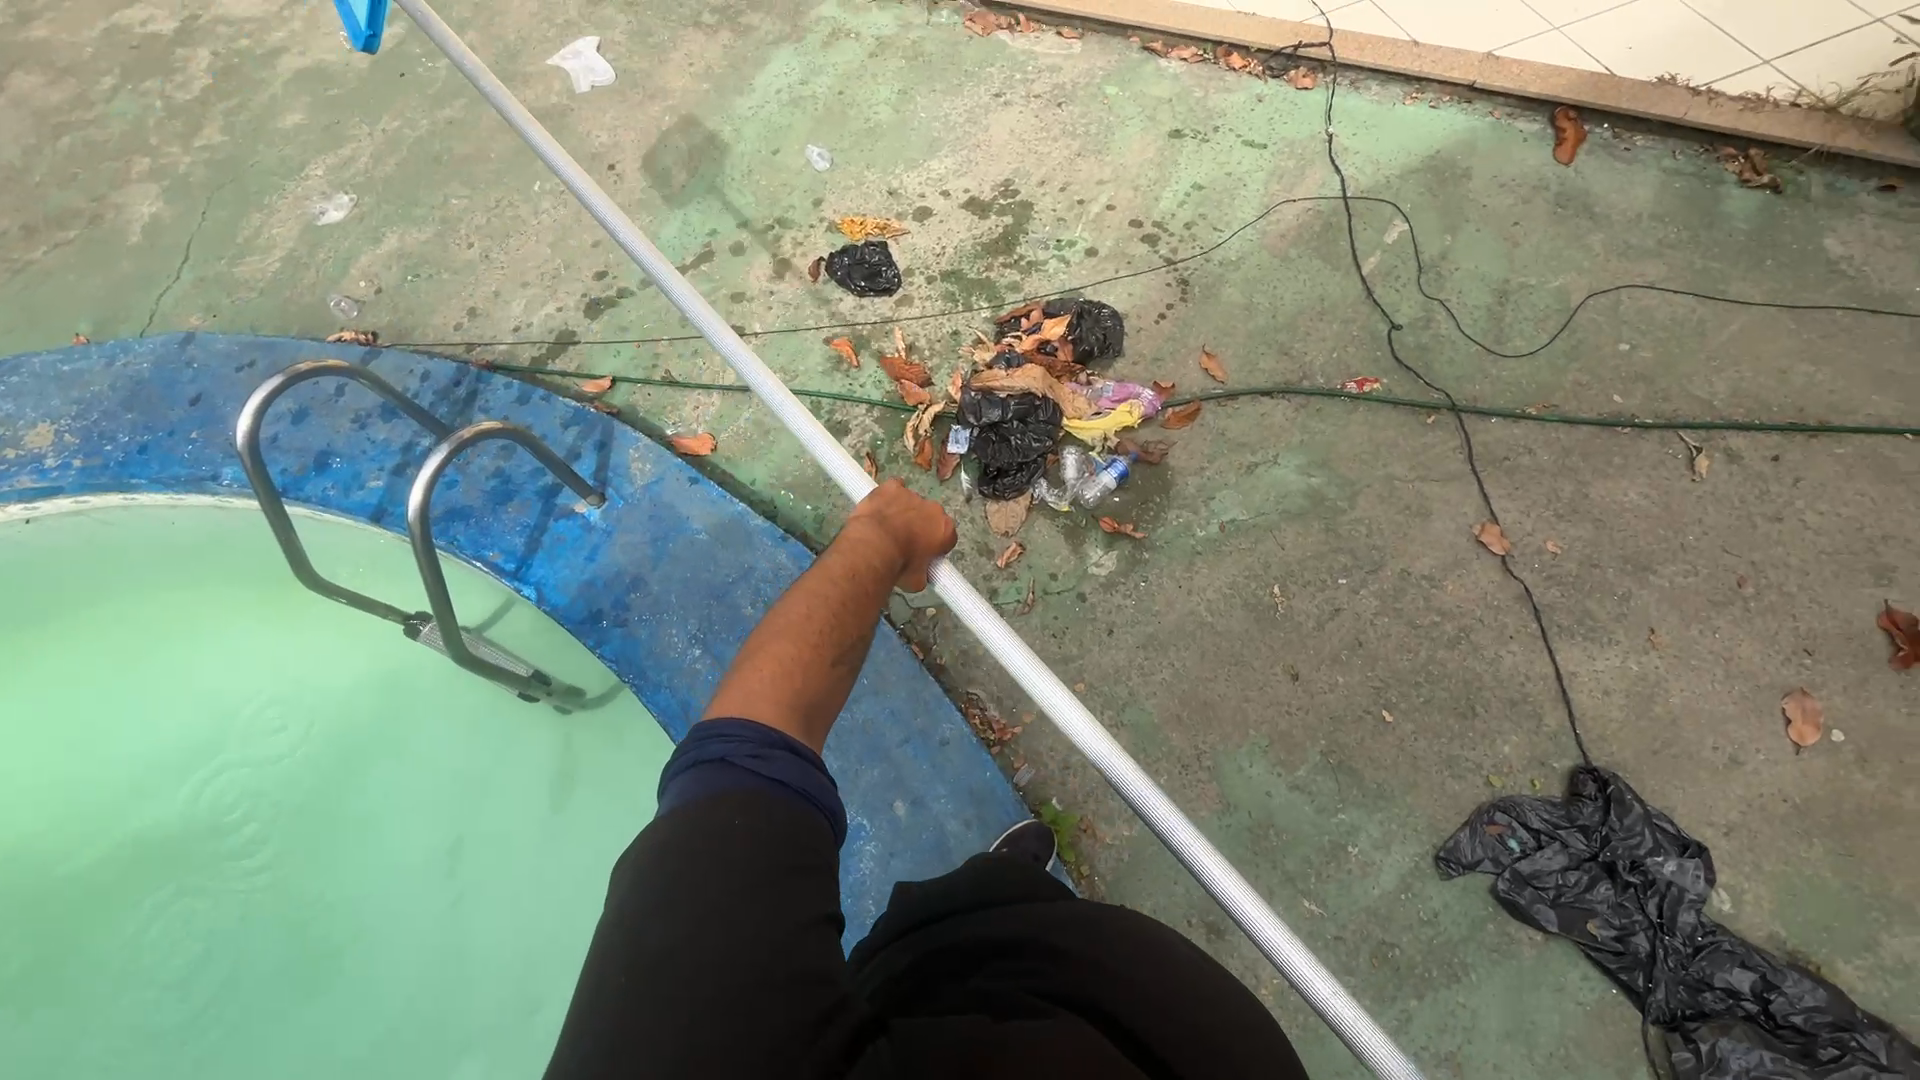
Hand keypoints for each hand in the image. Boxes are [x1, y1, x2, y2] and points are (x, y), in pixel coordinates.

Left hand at [844, 478, 956, 592]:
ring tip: (886, 530)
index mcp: (945, 529)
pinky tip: (879, 509)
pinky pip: (893, 488)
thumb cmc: (898, 565)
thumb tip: (919, 576)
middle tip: (904, 543)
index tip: (924, 553)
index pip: (947, 537)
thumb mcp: (917, 581)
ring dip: (902, 513)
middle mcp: (934, 509)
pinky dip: (887, 497)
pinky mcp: (892, 487)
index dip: (935, 546)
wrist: (872, 547)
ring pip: (910, 503)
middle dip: (920, 526)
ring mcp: (912, 495)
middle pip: (929, 516)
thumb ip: (923, 573)